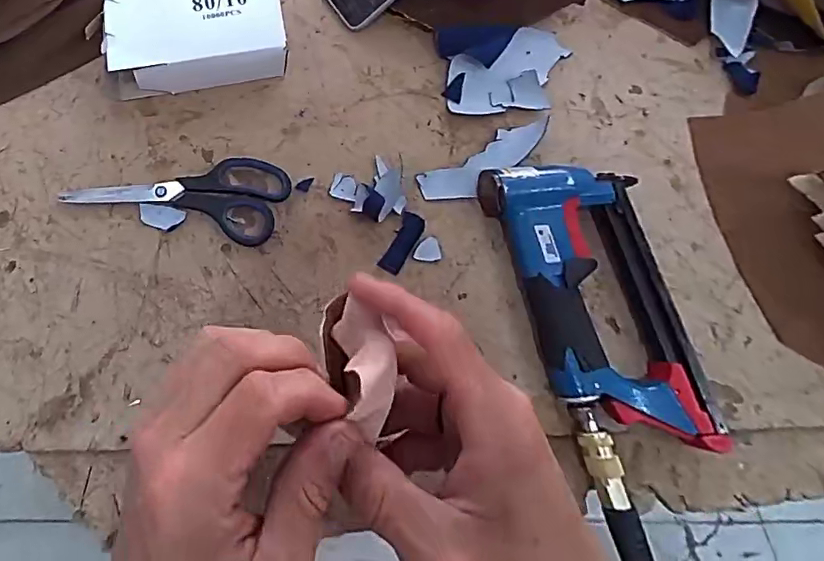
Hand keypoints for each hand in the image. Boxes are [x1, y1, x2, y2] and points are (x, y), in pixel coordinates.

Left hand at [118, 326, 363, 560]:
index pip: (259, 393)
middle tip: (322, 393)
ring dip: (265, 351)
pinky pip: (197, 360)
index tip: (341, 411)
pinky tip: (266, 391)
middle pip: (231, 352)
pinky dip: (241, 358)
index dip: (310, 389)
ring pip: (212, 344)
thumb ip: (309, 494)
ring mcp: (148, 427)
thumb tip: (345, 427)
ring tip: (298, 389)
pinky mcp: (151, 423)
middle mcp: (160, 442)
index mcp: (189, 485)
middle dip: (291, 357)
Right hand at [338, 273, 603, 560]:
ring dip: (388, 411)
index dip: (396, 304)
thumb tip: (331, 445)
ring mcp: (496, 427)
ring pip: (432, 398)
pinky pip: (442, 427)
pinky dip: (407, 439)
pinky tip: (375, 466)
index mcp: (492, 410)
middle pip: (430, 366)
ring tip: (342, 430)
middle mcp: (496, 405)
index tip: (356, 287)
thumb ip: (378, 491)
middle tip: (327, 377)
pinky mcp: (493, 450)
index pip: (439, 335)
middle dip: (378, 369)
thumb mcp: (437, 541)